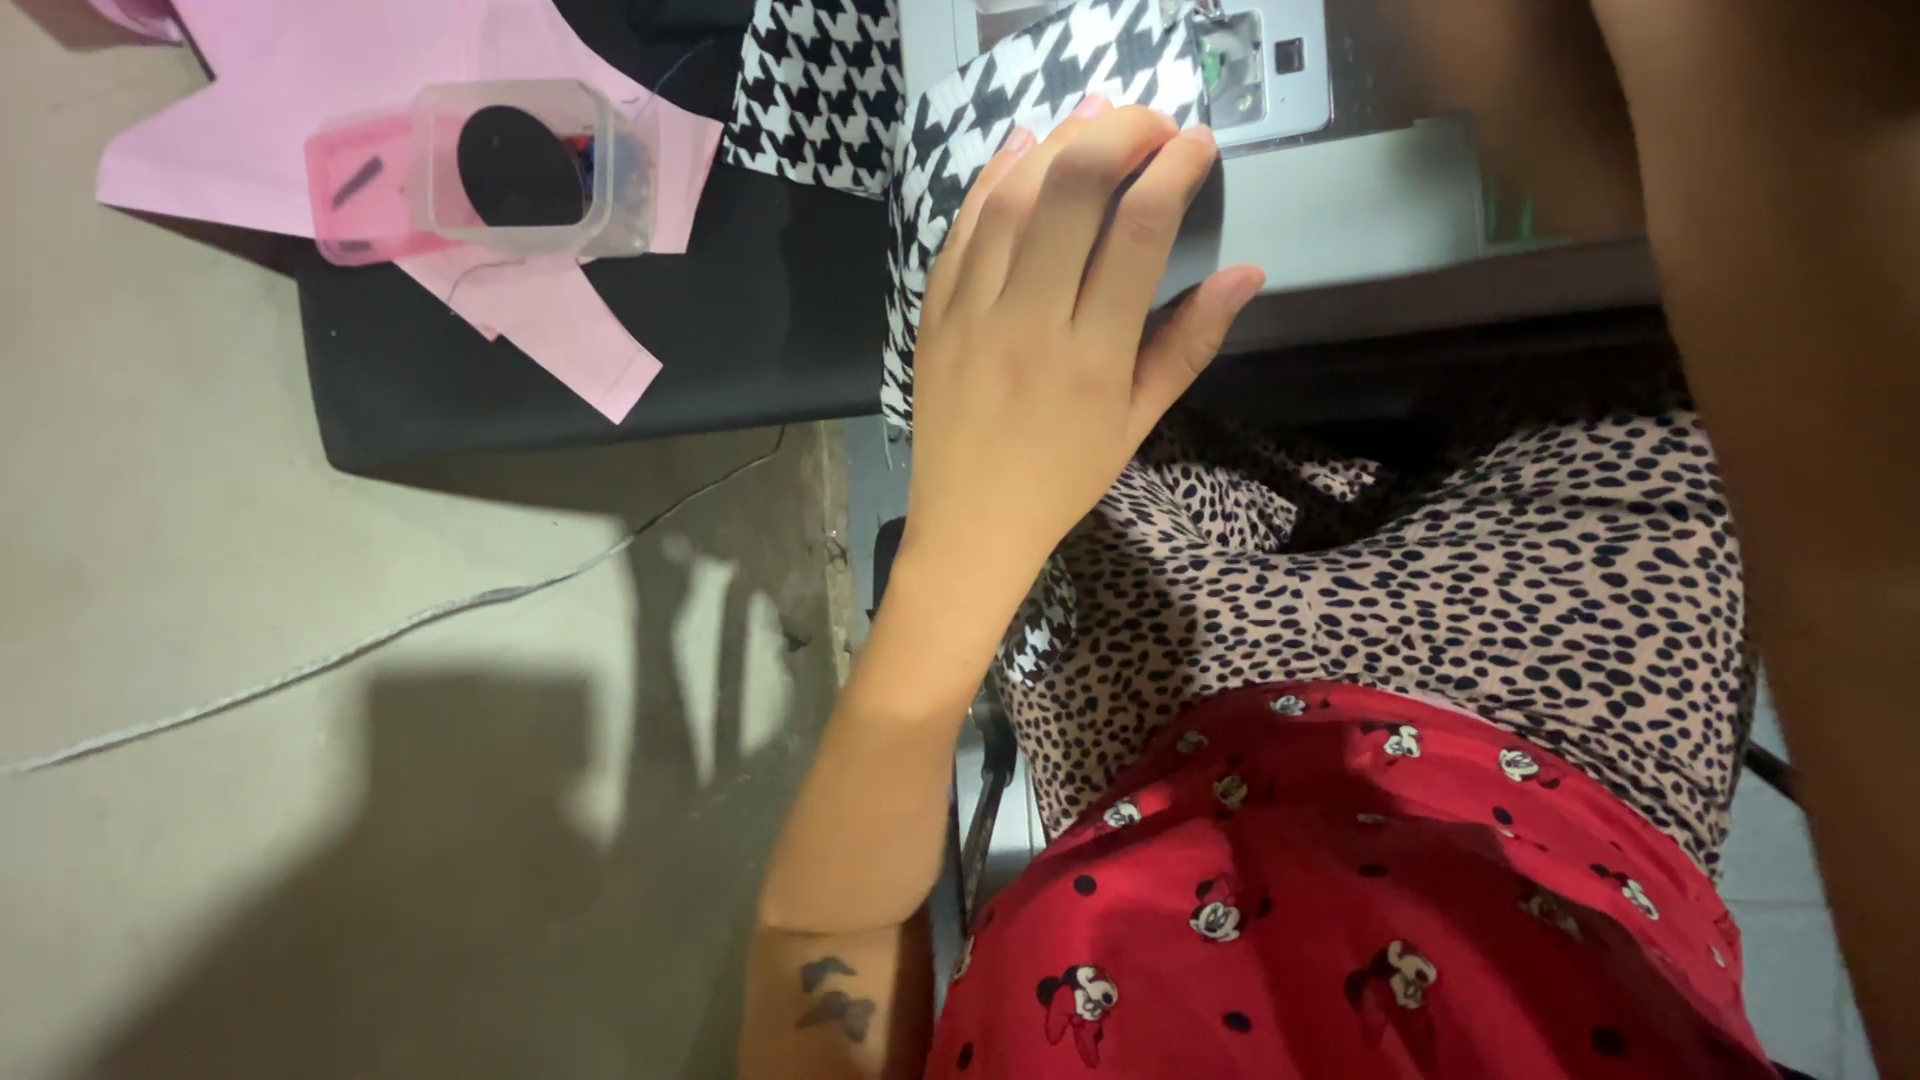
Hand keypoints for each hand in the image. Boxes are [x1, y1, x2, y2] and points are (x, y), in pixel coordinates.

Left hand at [901, 98, 1265, 599]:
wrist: (971, 523)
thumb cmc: (1061, 480)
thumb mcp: (1136, 423)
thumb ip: (1188, 345)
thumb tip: (1246, 273)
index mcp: (1091, 355)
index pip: (1140, 231)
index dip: (1175, 169)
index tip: (1196, 144)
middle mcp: (1029, 322)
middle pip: (1073, 192)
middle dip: (1119, 133)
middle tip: (1148, 120)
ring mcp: (973, 315)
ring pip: (1012, 199)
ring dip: (1056, 142)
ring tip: (1092, 115)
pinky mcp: (935, 315)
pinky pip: (960, 232)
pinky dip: (990, 180)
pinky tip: (1018, 148)